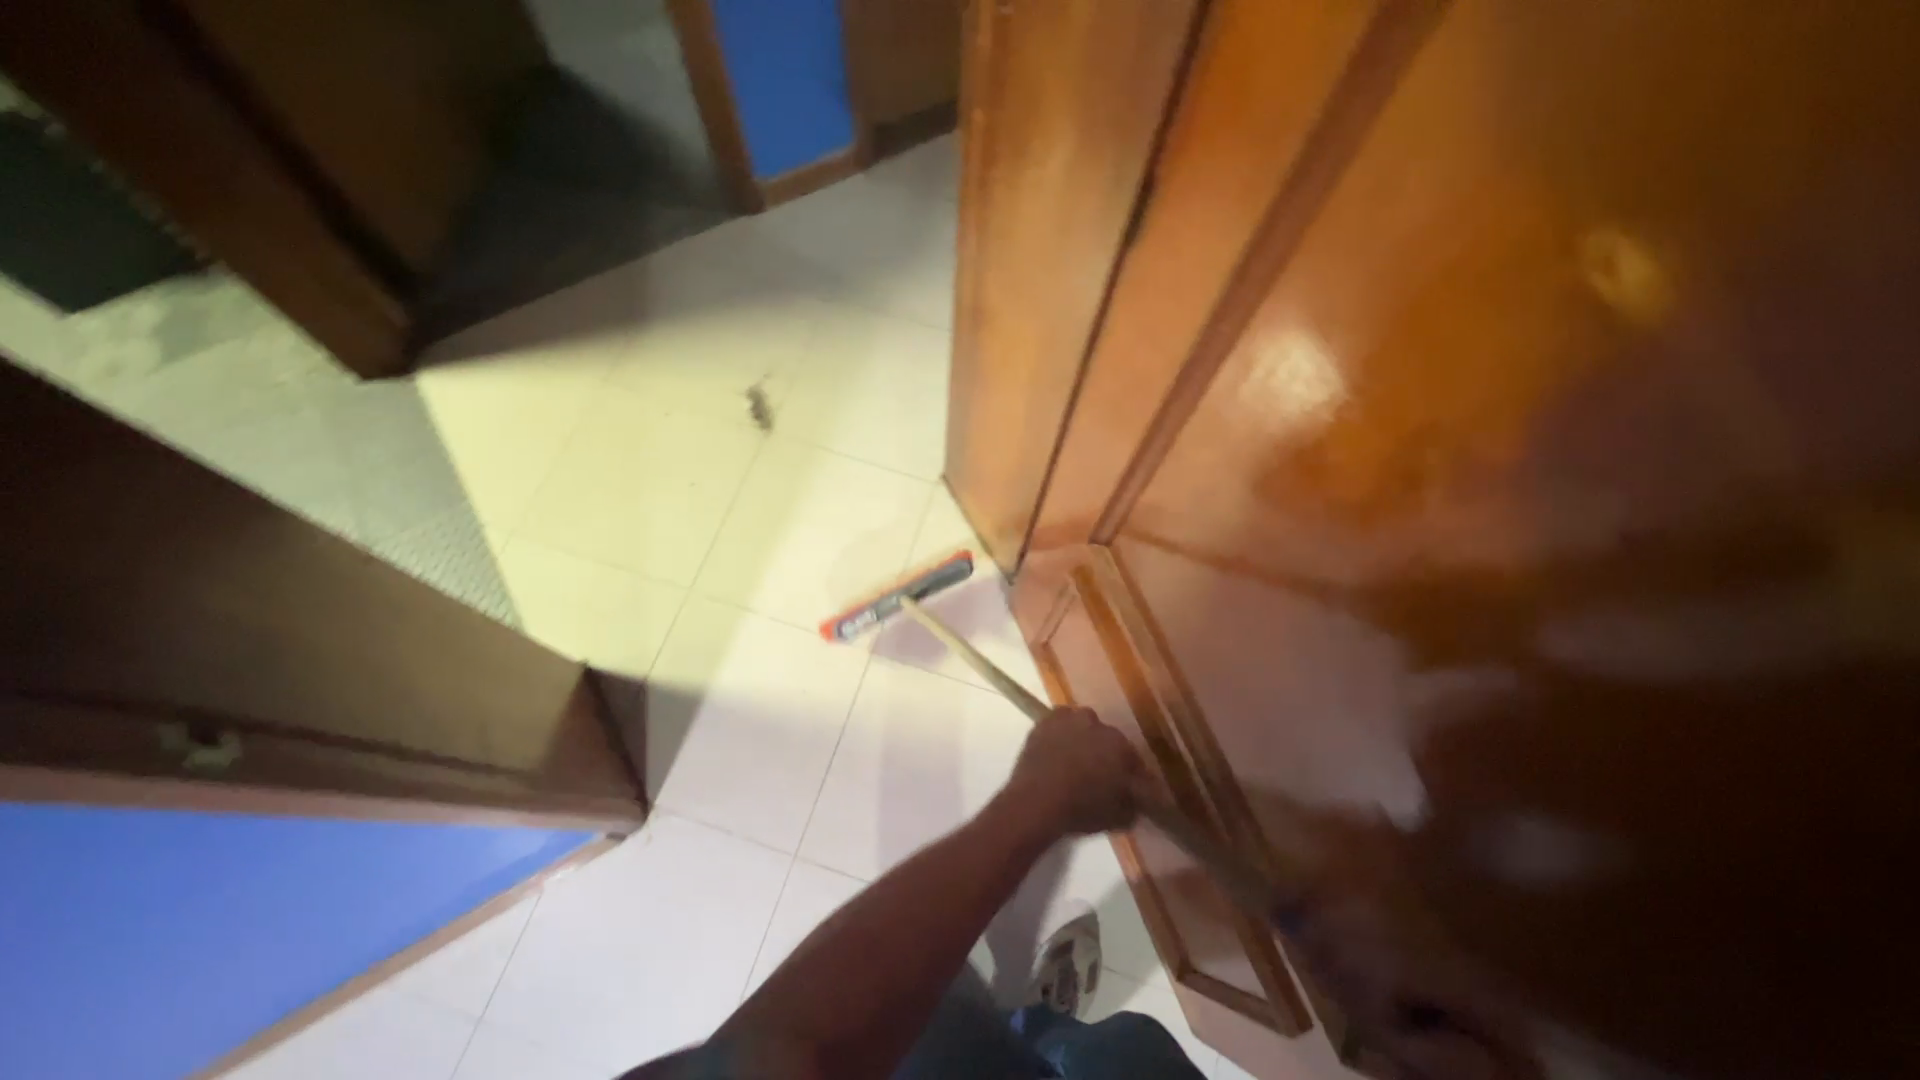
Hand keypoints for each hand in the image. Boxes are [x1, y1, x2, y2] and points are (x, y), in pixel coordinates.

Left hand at [1000, 706, 1143, 835]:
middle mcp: (1100, 725)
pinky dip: (1061, 732)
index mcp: (1123, 747)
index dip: (1129, 774)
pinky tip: (1056, 748)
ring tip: (1074, 761)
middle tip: (1097, 774)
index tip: (1124, 787)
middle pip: (1108, 740)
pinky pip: (1060, 722)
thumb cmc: (1082, 811)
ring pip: (1084, 726)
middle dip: (1106, 755)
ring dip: (1084, 739)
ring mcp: (1072, 719)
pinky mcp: (1047, 720)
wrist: (1037, 801)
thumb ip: (1136, 802)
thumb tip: (1138, 797)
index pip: (1133, 759)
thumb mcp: (1121, 816)